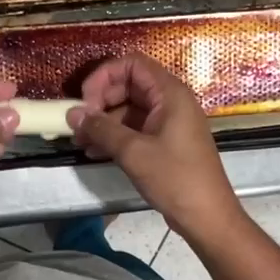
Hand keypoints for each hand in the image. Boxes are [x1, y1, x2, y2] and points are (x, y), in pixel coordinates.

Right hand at [68, 52, 243, 239]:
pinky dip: (115, 137)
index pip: (131, 64)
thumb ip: (101, 129)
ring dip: (104, 122)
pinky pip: (135, 130)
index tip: (85, 100)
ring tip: (81, 142)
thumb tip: (73, 114)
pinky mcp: (165, 143)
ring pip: (129, 110)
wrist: (206, 215)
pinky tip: (95, 152)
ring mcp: (168, 123)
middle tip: (79, 125)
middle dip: (100, 102)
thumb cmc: (175, 178)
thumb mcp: (133, 152)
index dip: (104, 76)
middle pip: (128, 86)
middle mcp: (170, 102)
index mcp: (169, 93)